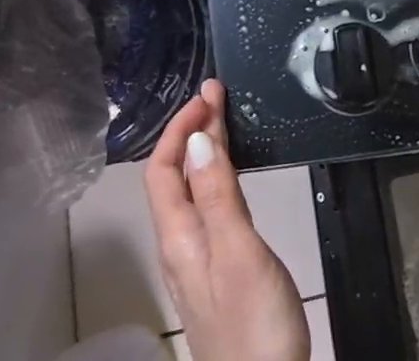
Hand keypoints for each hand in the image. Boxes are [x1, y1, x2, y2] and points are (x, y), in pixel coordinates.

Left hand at [144, 79, 309, 360]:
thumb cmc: (254, 321)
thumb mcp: (239, 252)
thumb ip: (218, 195)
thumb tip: (196, 139)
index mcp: (180, 237)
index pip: (163, 169)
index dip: (179, 128)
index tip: (206, 96)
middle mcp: (181, 246)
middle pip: (176, 178)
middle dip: (193, 132)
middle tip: (217, 96)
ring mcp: (198, 262)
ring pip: (191, 193)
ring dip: (203, 153)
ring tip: (224, 123)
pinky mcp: (219, 273)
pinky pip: (207, 210)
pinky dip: (217, 179)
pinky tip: (231, 178)